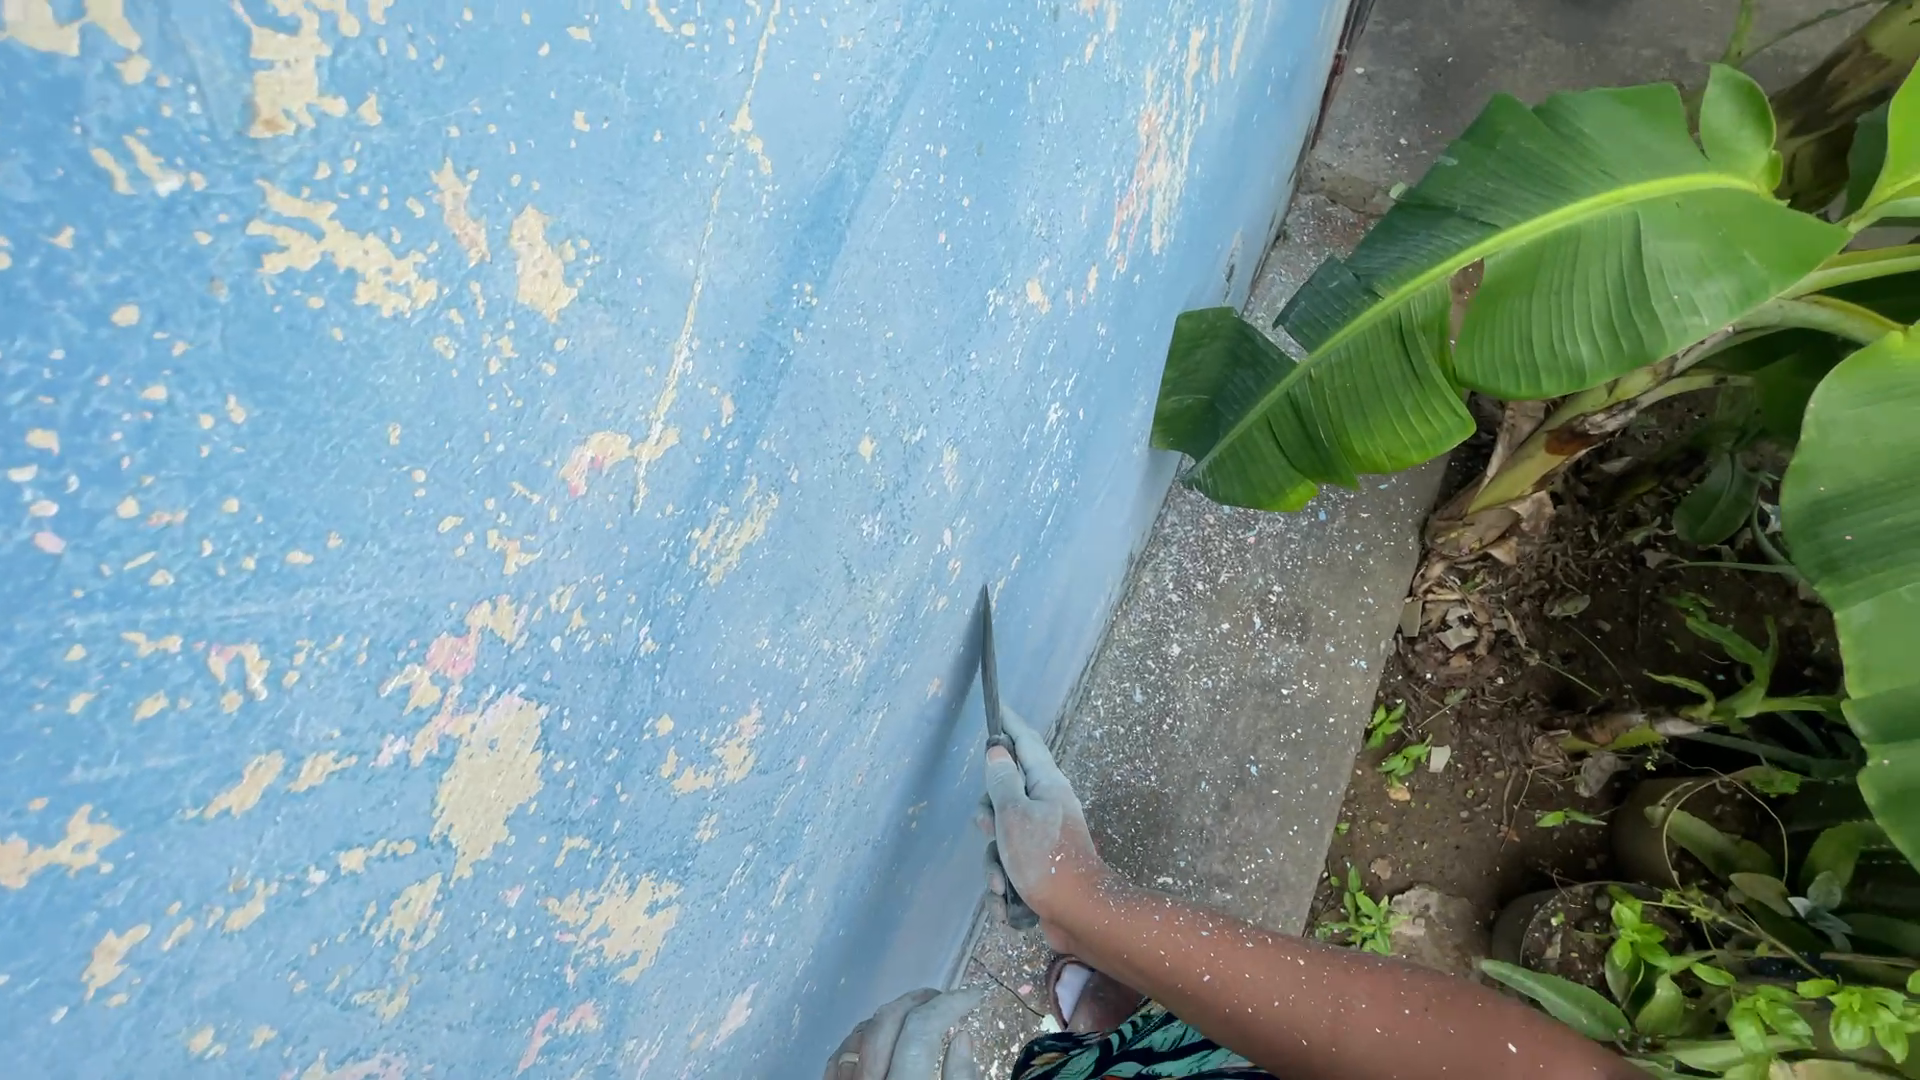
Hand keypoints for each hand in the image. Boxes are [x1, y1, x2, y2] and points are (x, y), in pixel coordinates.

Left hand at [822, 988, 981, 1079]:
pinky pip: (838, 1057)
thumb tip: (962, 1038)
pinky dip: (862, 1039)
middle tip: (946, 999)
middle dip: (920, 1001)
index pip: (922, 1030)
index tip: (975, 994)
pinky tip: (879, 1040)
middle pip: (887, 1022)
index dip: (951, 1004)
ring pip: (860, 1033)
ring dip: (892, 1016)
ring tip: (918, 1015)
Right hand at [976, 709, 1110, 946]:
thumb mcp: (1014, 814)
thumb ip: (1002, 781)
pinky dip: (1004, 884)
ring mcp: (1045, 837)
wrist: (1081, 917)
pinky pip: (1011, 865)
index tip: (996, 708)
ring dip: (994, 862)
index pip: (1026, 742)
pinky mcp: (1041, 866)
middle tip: (987, 827)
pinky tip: (1006, 902)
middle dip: (988, 814)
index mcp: (1047, 784)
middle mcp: (1048, 805)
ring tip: (1000, 884)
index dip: (1009, 725)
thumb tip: (997, 751)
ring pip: (1003, 834)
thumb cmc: (1046, 860)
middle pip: (1006, 793)